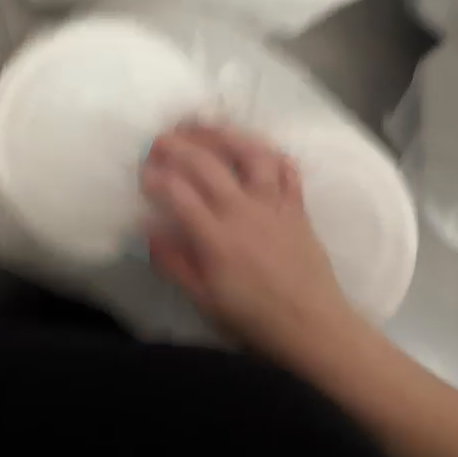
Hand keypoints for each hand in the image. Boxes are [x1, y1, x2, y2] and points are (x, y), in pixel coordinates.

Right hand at [142, 121, 357, 364]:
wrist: (315, 330)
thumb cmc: (255, 319)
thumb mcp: (205, 300)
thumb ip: (174, 262)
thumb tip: (147, 229)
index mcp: (216, 238)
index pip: (178, 193)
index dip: (155, 177)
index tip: (142, 172)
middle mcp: (243, 211)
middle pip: (206, 164)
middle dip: (177, 146)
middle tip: (158, 140)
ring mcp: (273, 205)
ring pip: (250, 154)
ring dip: (224, 135)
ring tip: (204, 127)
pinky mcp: (297, 208)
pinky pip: (287, 171)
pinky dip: (272, 155)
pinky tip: (256, 148)